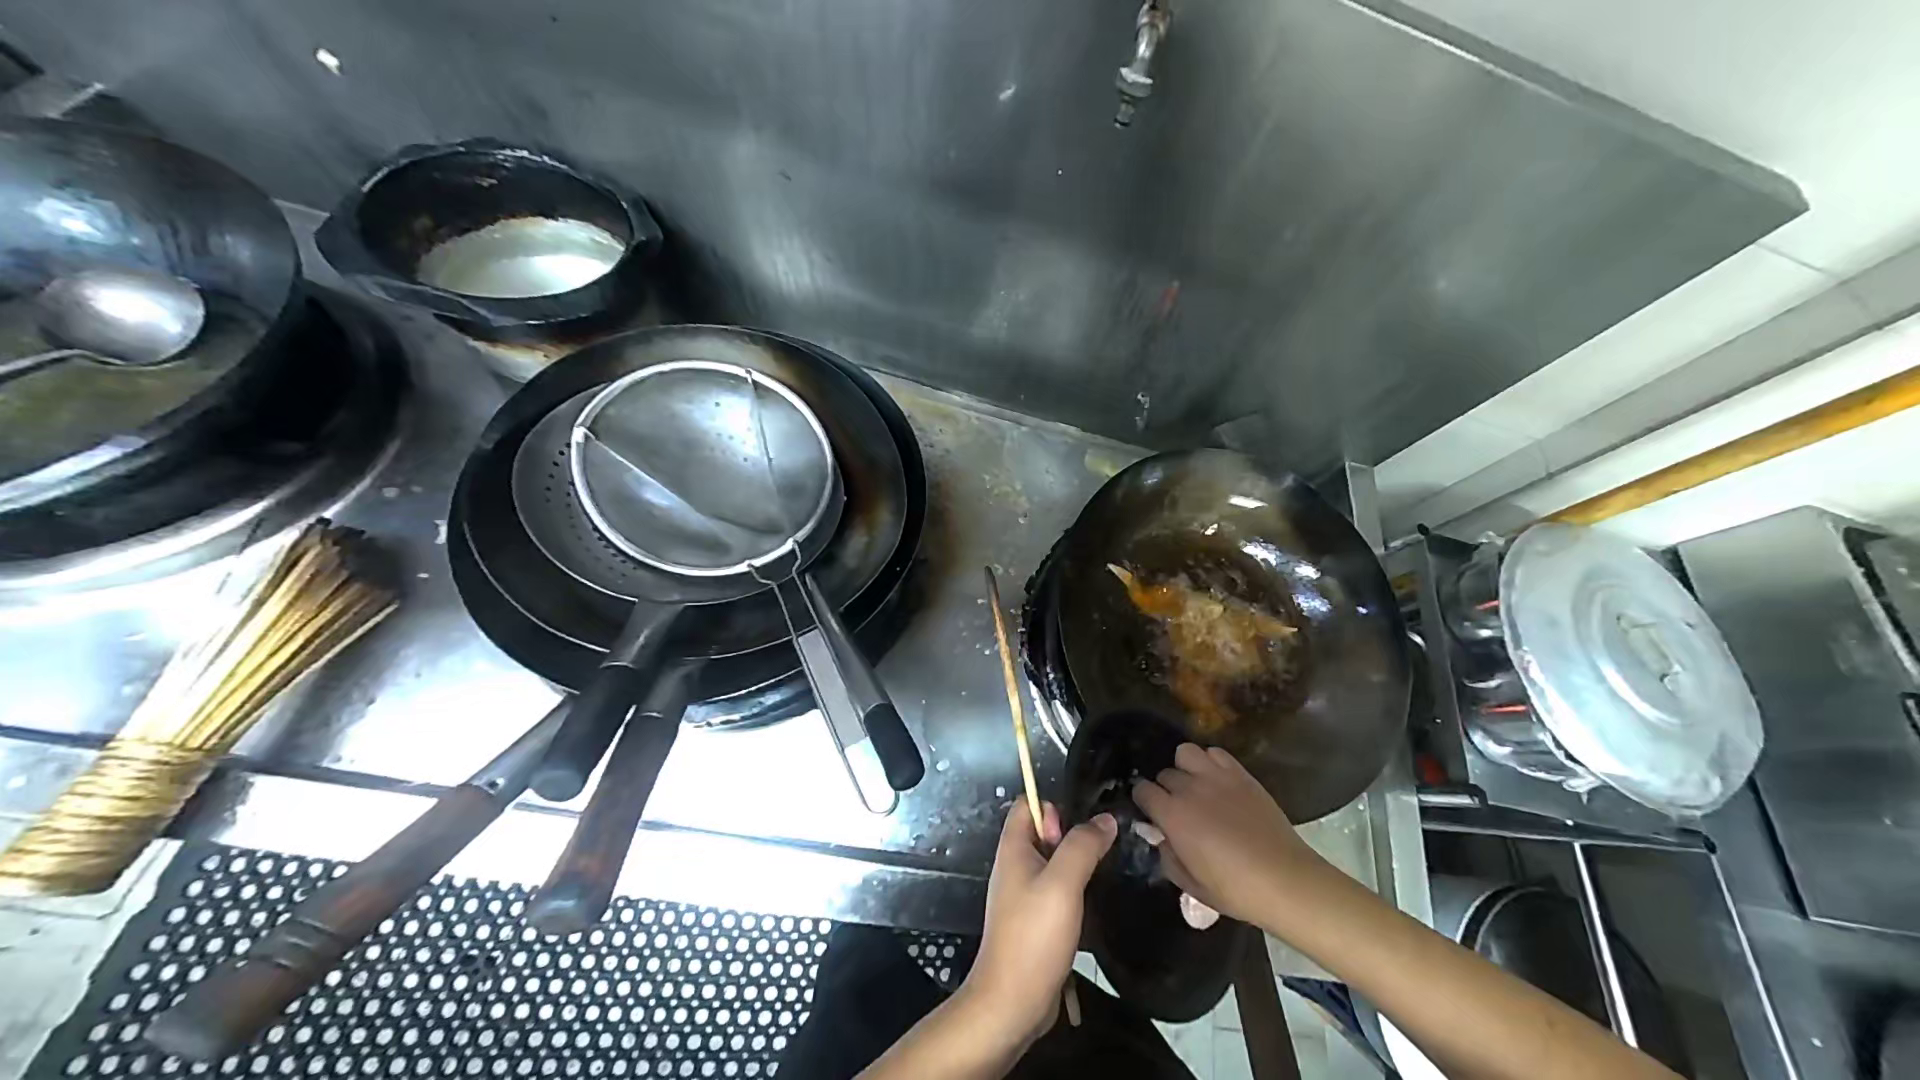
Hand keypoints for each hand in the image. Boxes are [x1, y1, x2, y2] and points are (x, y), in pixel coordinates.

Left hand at [956, 802, 1115, 1049]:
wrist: (1012, 1003)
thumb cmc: (1033, 936)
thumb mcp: (1063, 883)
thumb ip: (1083, 846)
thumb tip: (1105, 818)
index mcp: (1012, 848)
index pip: (1026, 804)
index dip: (1053, 808)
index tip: (1079, 833)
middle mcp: (1014, 866)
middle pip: (1044, 832)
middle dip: (1072, 838)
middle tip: (1098, 858)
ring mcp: (1023, 895)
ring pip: (1054, 864)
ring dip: (1077, 868)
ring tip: (1100, 881)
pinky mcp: (1034, 922)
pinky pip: (1056, 893)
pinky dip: (1074, 894)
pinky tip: (1091, 910)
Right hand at [1132, 743, 1327, 924]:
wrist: (1286, 880)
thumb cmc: (1235, 890)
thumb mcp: (1190, 884)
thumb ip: (1167, 856)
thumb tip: (1162, 838)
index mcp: (1172, 815)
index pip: (1142, 790)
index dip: (1144, 801)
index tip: (1152, 814)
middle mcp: (1190, 788)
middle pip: (1164, 773)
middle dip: (1165, 789)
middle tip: (1178, 808)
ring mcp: (1217, 777)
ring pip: (1185, 753)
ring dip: (1185, 768)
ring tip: (1196, 786)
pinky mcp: (1241, 775)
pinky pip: (1216, 753)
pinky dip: (1210, 762)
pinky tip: (1217, 781)